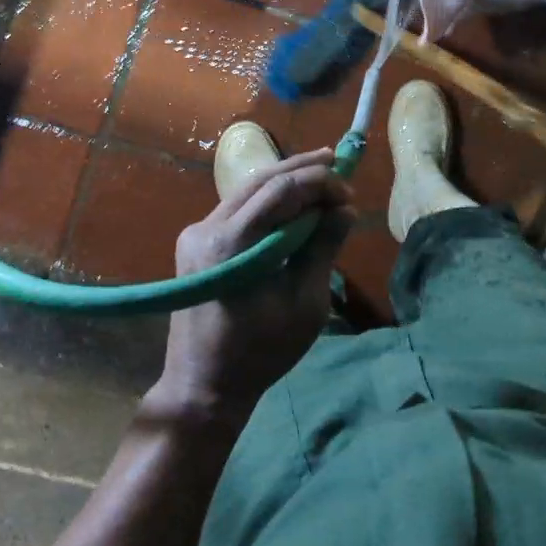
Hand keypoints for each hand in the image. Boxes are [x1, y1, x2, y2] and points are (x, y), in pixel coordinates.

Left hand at [155, 149, 354, 414]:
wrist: (203, 383)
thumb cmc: (261, 351)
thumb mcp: (305, 302)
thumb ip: (322, 248)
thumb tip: (344, 210)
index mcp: (232, 242)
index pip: (281, 190)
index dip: (319, 183)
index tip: (349, 194)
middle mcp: (207, 227)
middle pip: (260, 181)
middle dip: (302, 170)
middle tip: (337, 162)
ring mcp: (196, 233)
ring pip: (247, 191)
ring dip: (285, 181)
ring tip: (321, 171)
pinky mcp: (196, 243)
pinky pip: (237, 209)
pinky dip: (268, 201)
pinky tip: (292, 201)